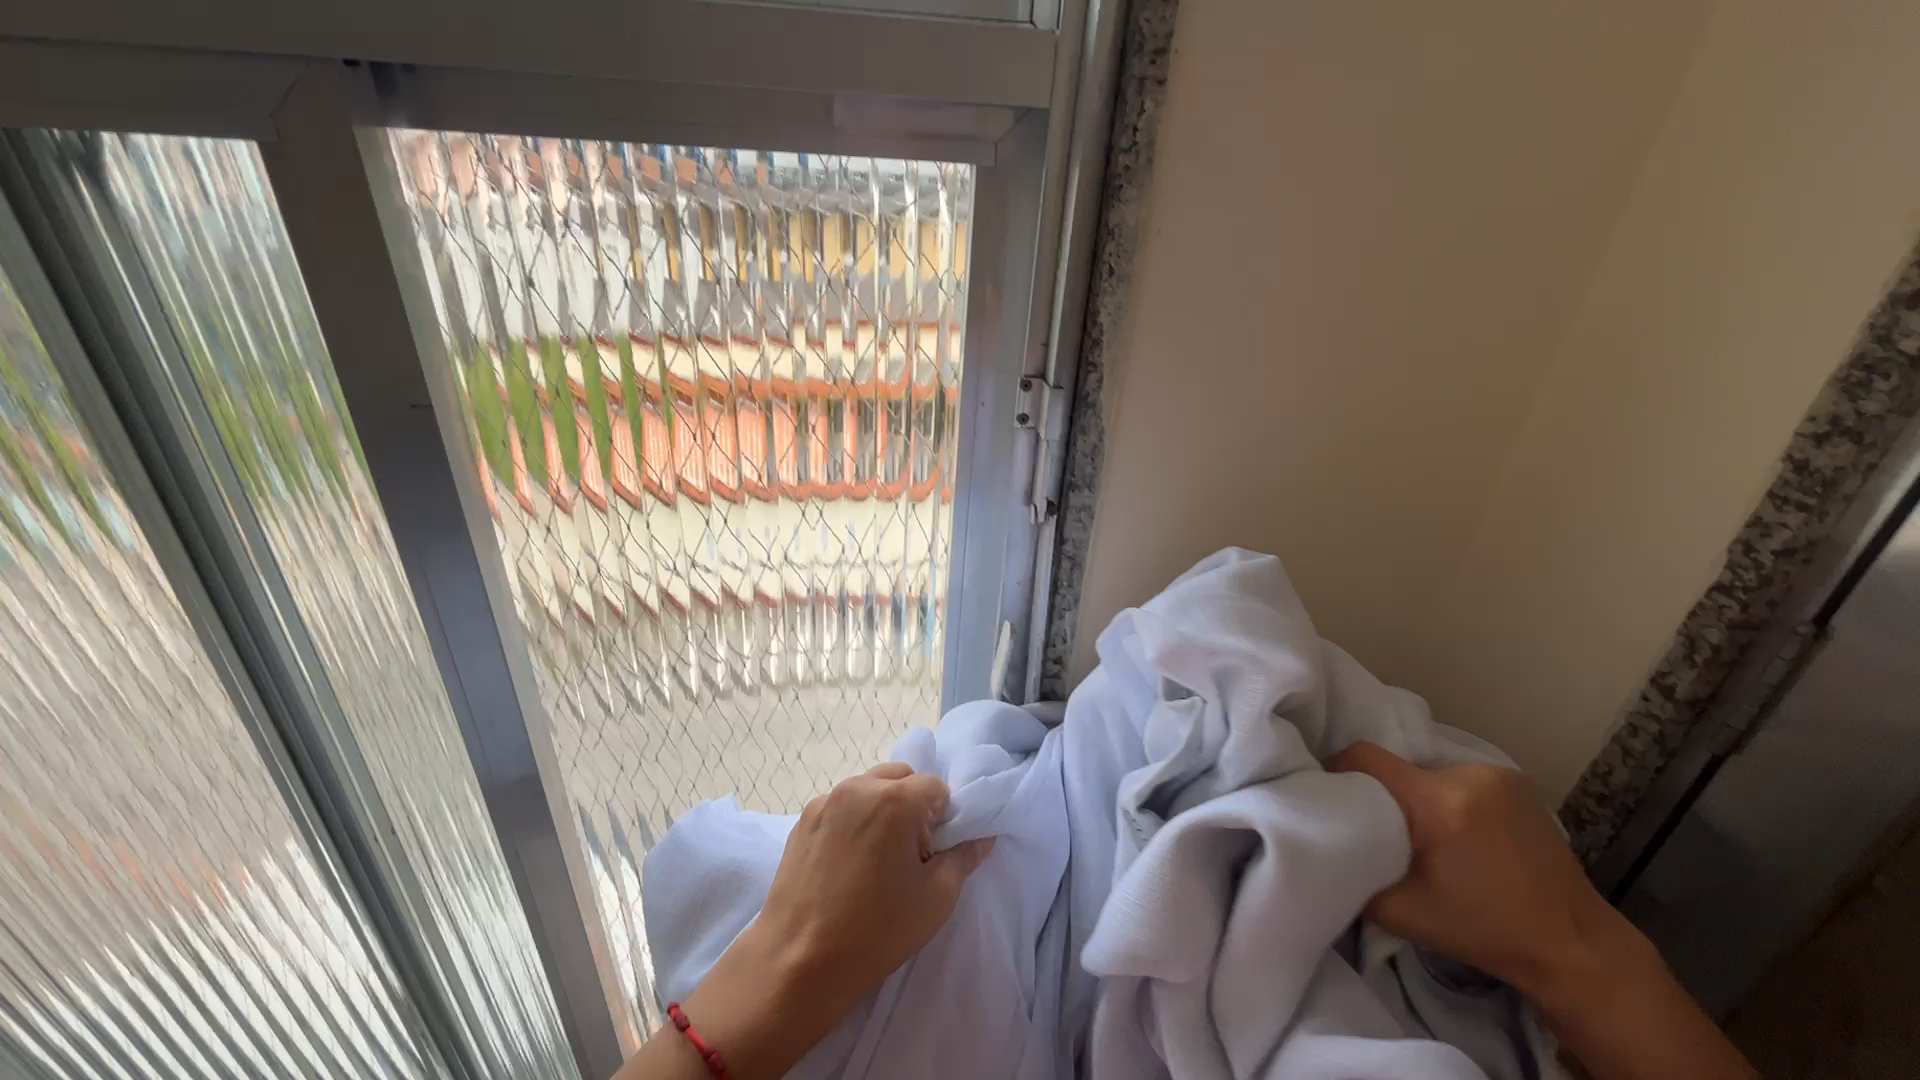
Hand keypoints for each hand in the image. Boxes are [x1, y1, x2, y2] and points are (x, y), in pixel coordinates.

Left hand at [623, 764, 993, 1079]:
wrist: (800, 961)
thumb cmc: (877, 930)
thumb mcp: (937, 897)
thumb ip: (965, 857)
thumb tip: (983, 836)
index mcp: (895, 799)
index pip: (936, 788)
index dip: (943, 820)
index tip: (933, 855)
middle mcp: (858, 788)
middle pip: (900, 778)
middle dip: (913, 805)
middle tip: (908, 854)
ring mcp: (824, 802)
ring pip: (868, 788)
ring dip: (882, 809)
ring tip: (876, 860)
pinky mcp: (802, 821)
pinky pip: (840, 806)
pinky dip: (853, 821)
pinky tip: (847, 865)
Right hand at [1326, 740, 1639, 1001]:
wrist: (1572, 944)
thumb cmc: (1483, 932)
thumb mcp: (1399, 912)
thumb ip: (1352, 871)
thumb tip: (1316, 846)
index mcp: (1438, 804)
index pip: (1363, 758)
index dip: (1334, 770)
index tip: (1324, 794)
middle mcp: (1467, 776)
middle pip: (1394, 767)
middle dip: (1378, 793)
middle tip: (1373, 827)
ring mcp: (1496, 774)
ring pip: (1425, 771)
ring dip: (1414, 796)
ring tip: (1419, 833)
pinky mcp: (1514, 780)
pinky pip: (1455, 776)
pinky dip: (1444, 796)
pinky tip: (1454, 830)